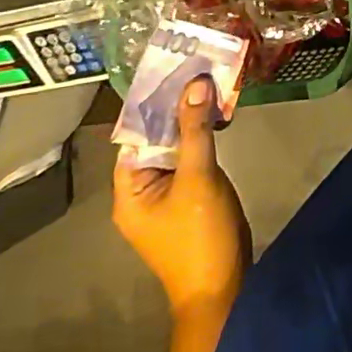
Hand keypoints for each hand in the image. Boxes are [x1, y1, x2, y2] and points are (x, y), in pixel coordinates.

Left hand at [112, 77, 249, 320]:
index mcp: (129, 189)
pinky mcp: (190, 195)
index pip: (135, 135)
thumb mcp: (198, 176)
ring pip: (176, 146)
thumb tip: (195, 82)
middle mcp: (142, 189)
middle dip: (177, 107)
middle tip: (200, 68)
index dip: (154, 103)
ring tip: (212, 83)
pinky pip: (191, 157)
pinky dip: (204, 136)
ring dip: (193, 120)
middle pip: (157, 138)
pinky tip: (221, 115)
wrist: (221, 284)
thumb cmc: (199, 233)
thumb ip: (195, 129)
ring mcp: (167, 193)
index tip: (175, 68)